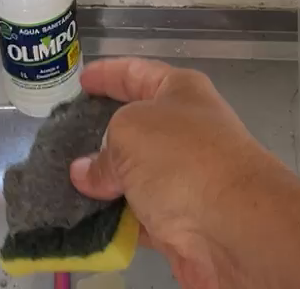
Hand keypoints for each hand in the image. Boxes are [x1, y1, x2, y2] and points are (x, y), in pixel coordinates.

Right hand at [70, 58, 298, 288]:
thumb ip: (102, 151)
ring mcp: (185, 177)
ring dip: (103, 183)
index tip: (81, 81)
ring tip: (61, 184)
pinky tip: (84, 222)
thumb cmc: (183, 159)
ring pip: (134, 175)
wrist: (238, 227)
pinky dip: (114, 220)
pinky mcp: (182, 221)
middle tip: (62, 139)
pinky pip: (138, 216)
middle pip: (134, 126)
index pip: (136, 73)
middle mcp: (184, 129)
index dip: (107, 74)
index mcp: (179, 91)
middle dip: (98, 134)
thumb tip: (86, 172)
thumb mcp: (130, 134)